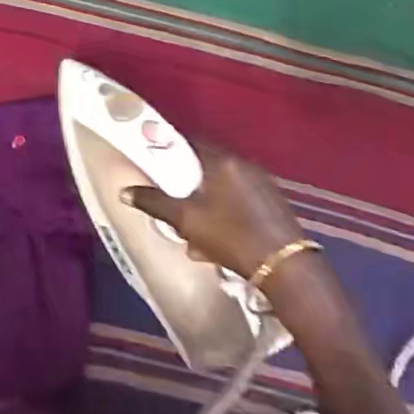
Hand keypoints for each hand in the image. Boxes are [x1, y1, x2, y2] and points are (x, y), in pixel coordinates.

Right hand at [121, 141, 304, 277]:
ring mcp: (264, 186)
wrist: (289, 271)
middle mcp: (245, 165)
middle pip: (205, 168)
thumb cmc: (231, 236)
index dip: (170, 152)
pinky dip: (226, 216)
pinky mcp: (275, 207)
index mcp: (222, 160)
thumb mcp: (186, 220)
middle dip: (187, 188)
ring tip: (195, 238)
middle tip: (175, 209)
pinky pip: (240, 203)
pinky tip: (219, 245)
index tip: (157, 168)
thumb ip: (153, 202)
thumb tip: (124, 191)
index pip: (189, 141)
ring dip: (206, 207)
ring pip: (223, 189)